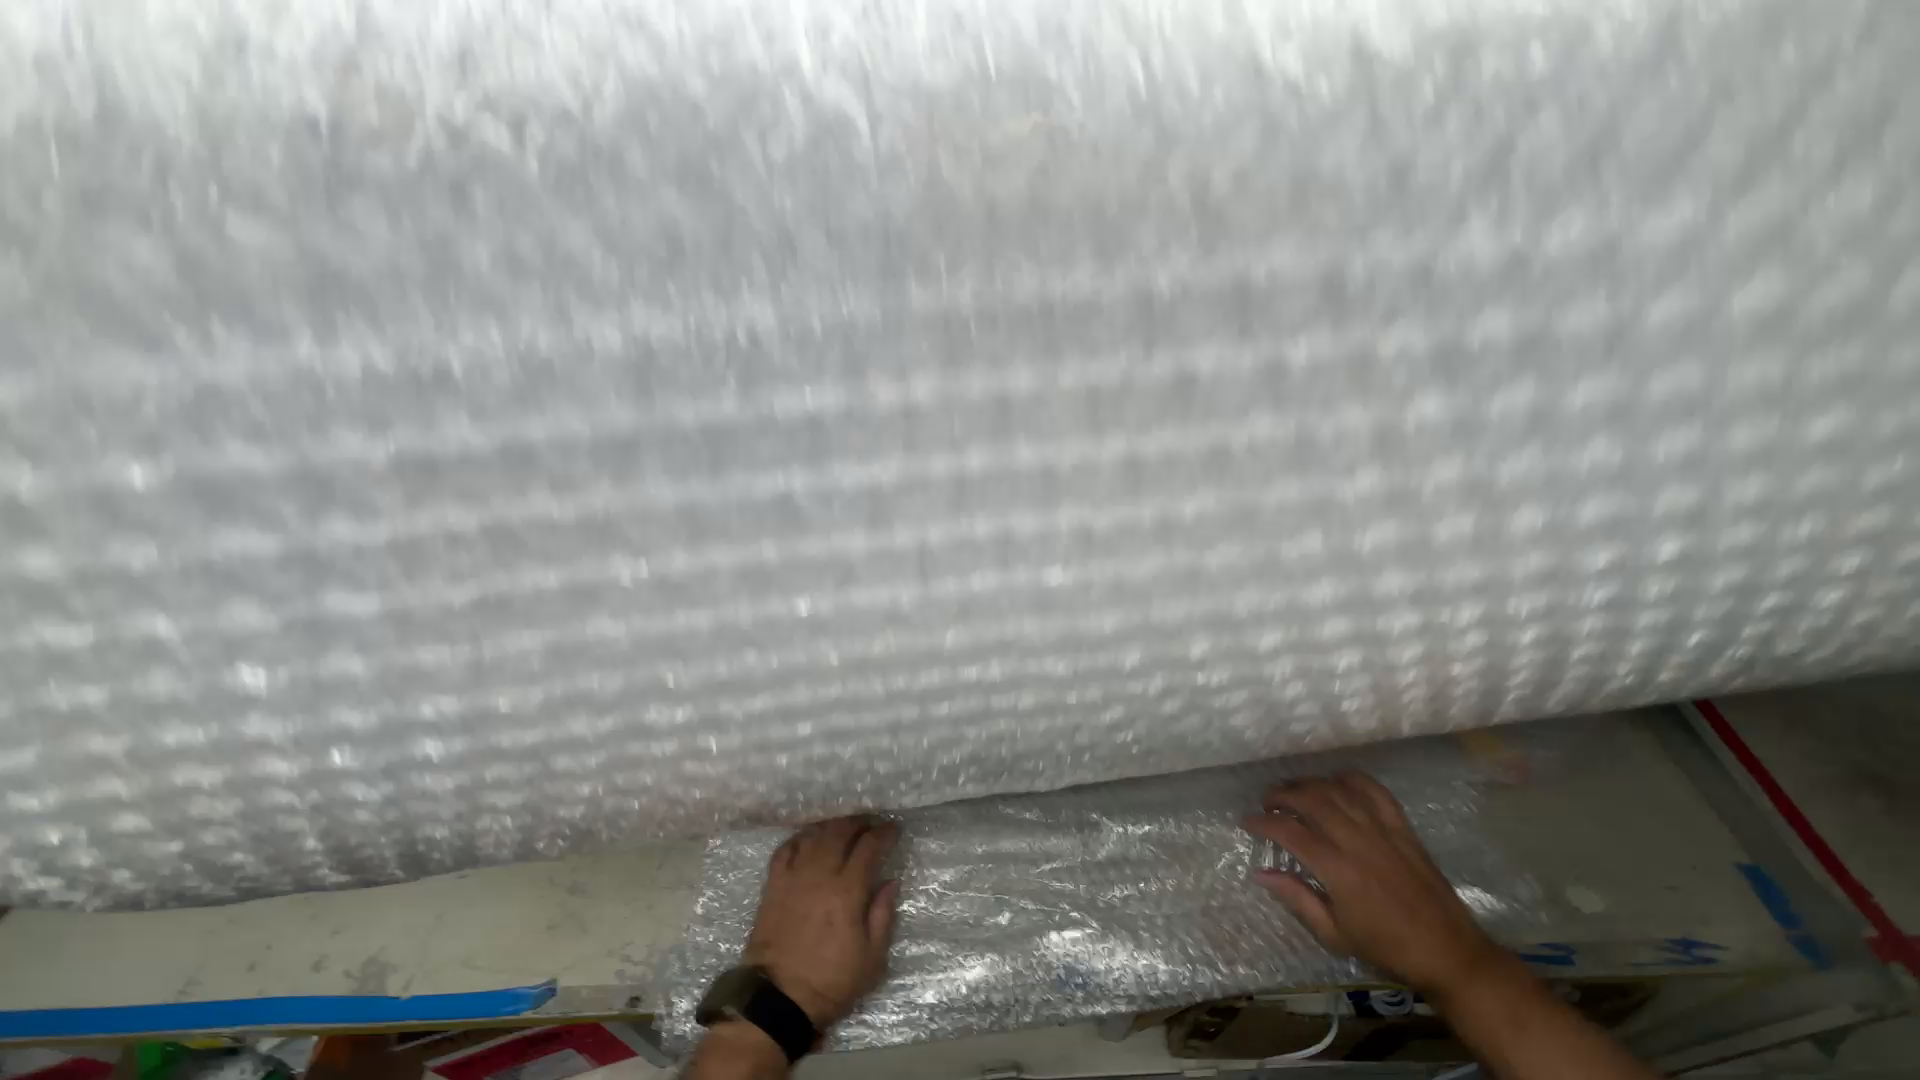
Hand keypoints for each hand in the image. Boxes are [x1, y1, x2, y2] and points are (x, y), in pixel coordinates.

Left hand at [744, 815, 901, 1028]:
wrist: (777, 1000)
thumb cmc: (830, 982)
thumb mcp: (872, 959)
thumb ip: (883, 915)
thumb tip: (890, 882)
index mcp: (847, 891)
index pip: (868, 847)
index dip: (883, 834)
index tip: (893, 829)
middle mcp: (820, 875)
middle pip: (840, 832)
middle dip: (858, 822)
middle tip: (870, 823)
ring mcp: (792, 878)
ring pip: (813, 836)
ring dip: (831, 826)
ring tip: (843, 828)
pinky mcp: (772, 886)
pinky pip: (785, 849)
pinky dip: (800, 838)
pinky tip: (809, 840)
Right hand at [1241, 771, 1504, 994]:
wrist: (1448, 951)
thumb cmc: (1386, 947)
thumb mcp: (1334, 934)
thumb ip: (1296, 898)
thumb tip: (1261, 873)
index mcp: (1339, 871)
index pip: (1290, 833)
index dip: (1263, 823)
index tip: (1247, 822)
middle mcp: (1358, 842)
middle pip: (1312, 801)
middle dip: (1282, 795)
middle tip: (1267, 802)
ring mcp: (1384, 831)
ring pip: (1339, 790)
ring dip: (1310, 784)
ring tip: (1294, 790)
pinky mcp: (1403, 828)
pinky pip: (1375, 791)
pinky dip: (1352, 779)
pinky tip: (1336, 781)